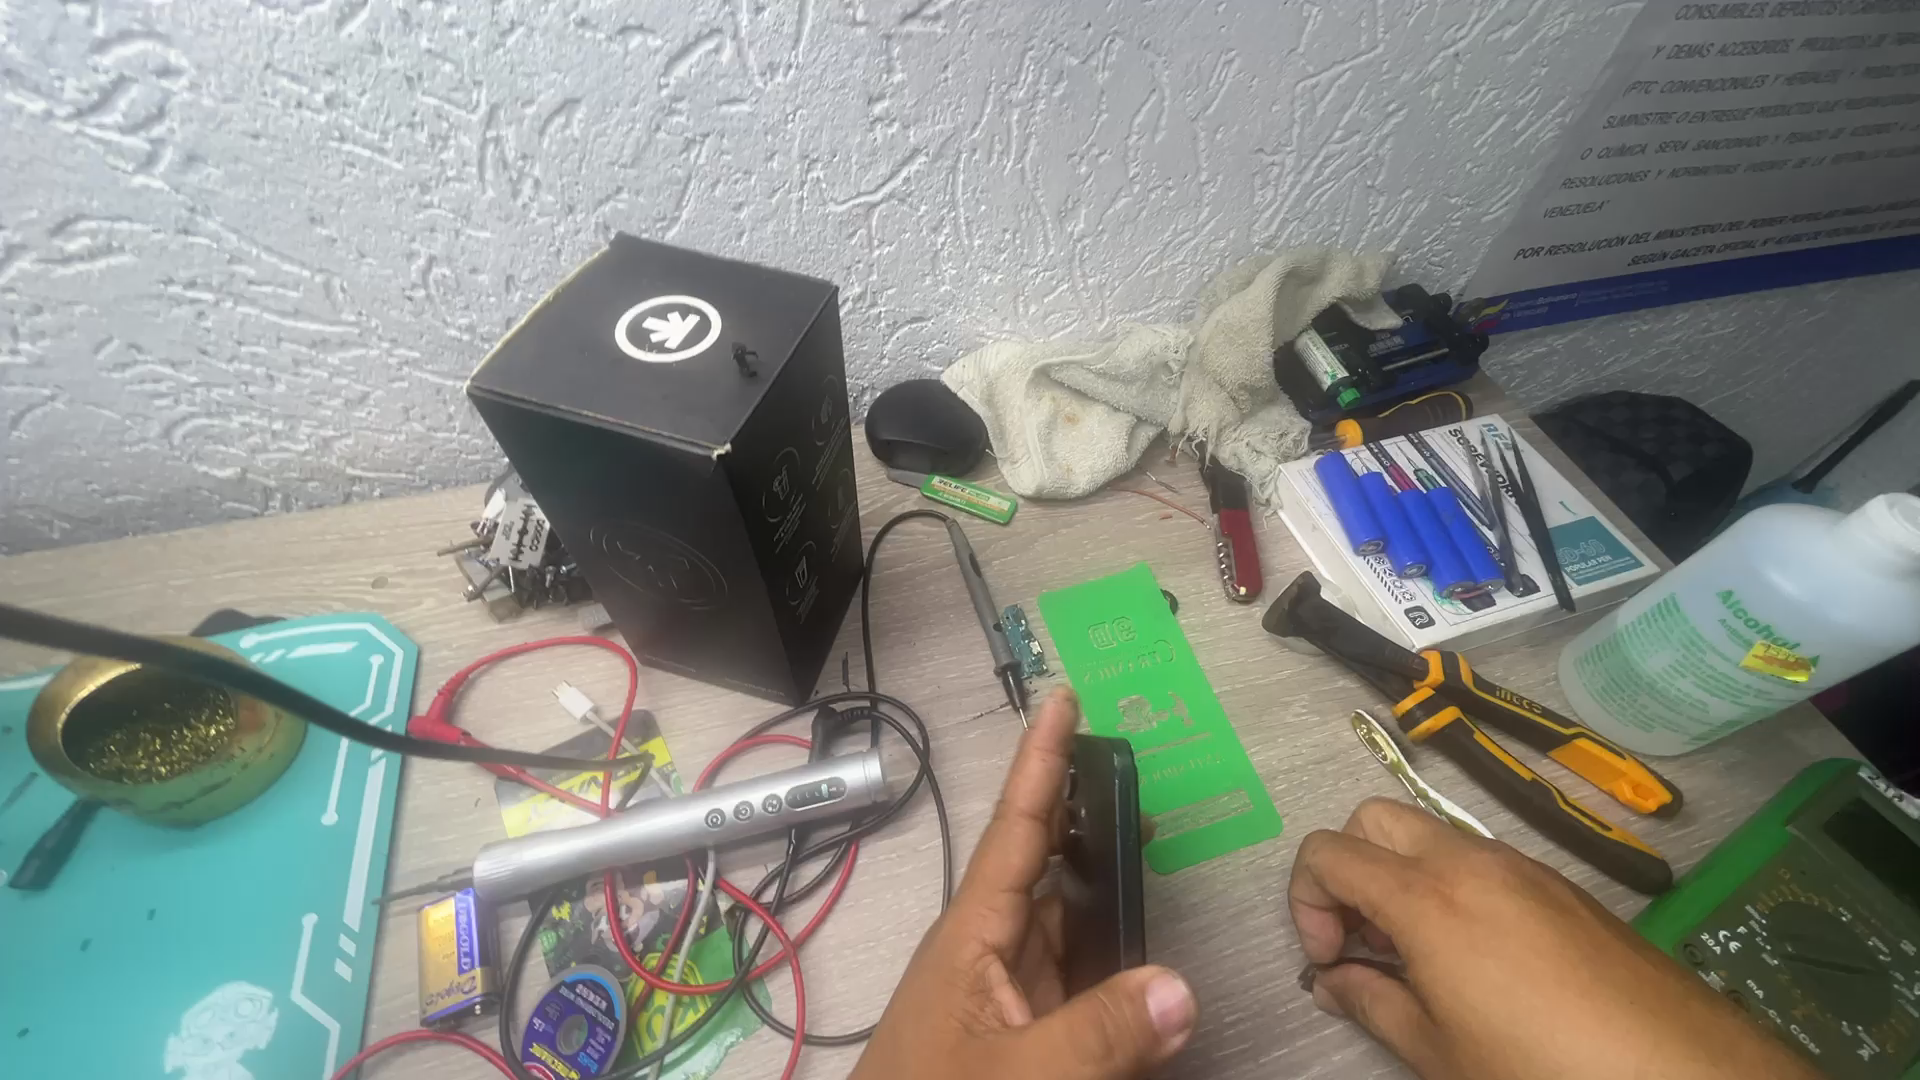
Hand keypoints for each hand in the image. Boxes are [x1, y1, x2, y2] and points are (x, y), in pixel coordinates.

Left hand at [851, 689, 1197, 1079]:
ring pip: (1063, 914)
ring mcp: (1007, 982)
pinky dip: (1107, 951)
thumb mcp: (1019, 1074)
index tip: (1062, 701)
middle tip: (1126, 771)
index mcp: (974, 928)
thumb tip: (1182, 986)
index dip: (1042, 759)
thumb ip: (1099, 1032)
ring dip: (1100, 881)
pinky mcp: (1022, 1021)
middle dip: (1080, 809)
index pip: (1018, 824)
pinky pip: (1073, 969)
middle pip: (1042, 857)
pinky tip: (1139, 951)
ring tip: (1141, 841)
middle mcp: (991, 940)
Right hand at [1290, 798, 1820, 1079]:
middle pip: (1370, 819)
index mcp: (1423, 895)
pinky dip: (1450, 885)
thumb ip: (1369, 1003)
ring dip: (1398, 874)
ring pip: (1426, 833)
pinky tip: (1480, 955)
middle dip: (1347, 867)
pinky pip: (1478, 860)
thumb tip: (1330, 981)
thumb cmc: (1547, 1071)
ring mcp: (1518, 866)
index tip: (1328, 958)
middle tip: (1363, 935)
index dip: (1305, 901)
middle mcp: (1465, 860)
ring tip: (1419, 950)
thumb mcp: (1440, 1053)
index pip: (1326, 853)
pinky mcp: (1562, 886)